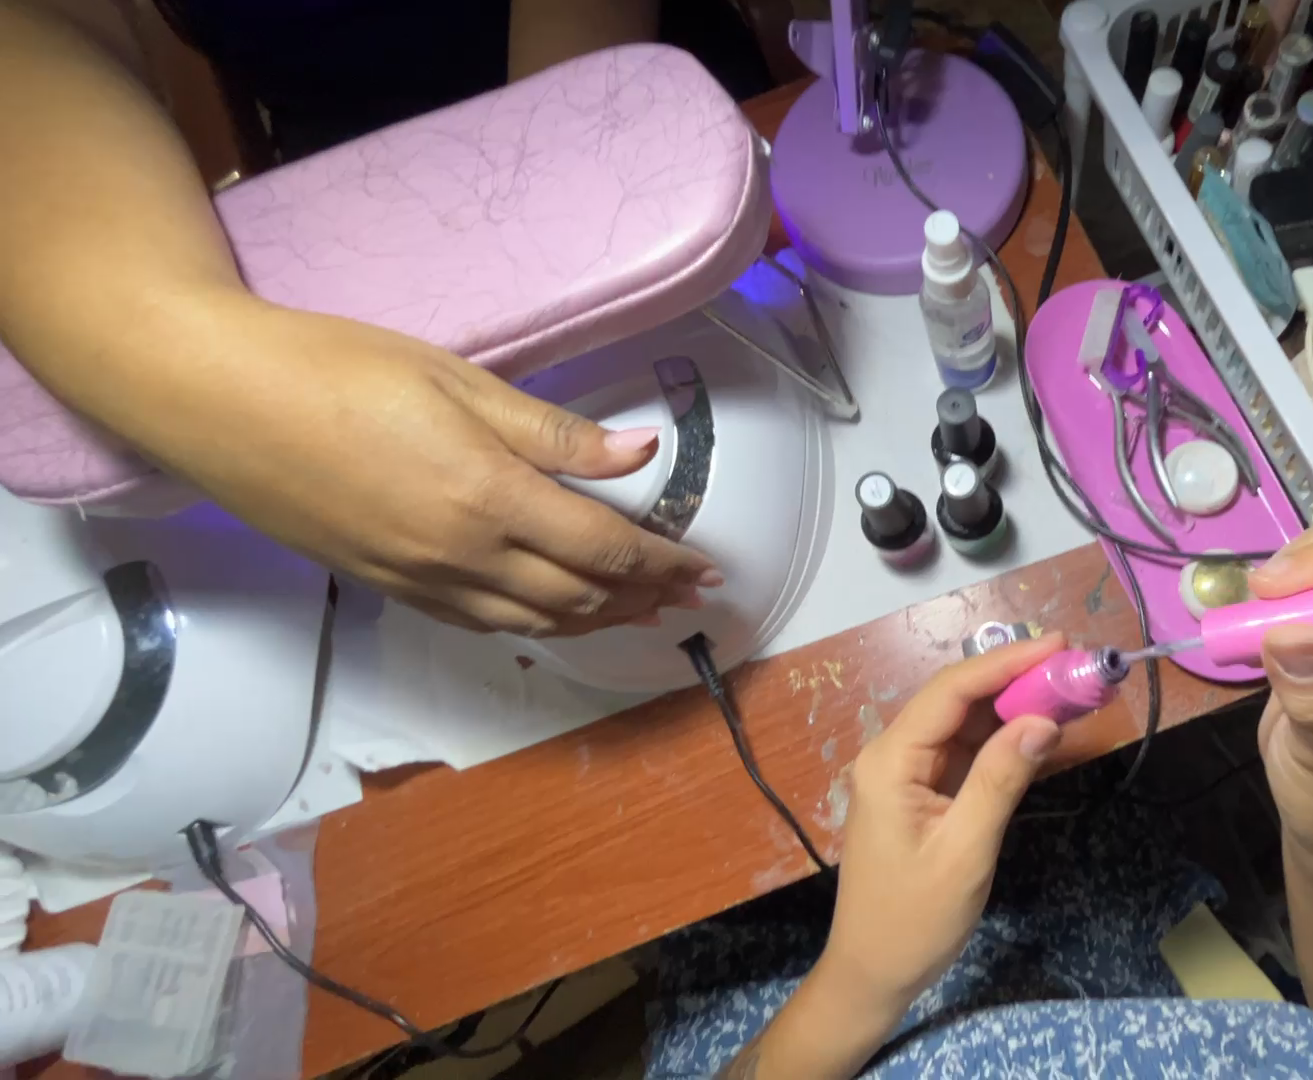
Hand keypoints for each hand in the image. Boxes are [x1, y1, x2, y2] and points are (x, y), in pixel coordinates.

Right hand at [114, 291, 720, 634]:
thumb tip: (642, 451)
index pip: (610, 548)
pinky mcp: (391, 588)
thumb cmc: (342, 371)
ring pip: (541, 621)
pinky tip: (565, 616)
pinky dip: (544, 625)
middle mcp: (464, 556)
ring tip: (646, 611)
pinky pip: (487, 623)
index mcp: (492, 500)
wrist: (206, 392)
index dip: (667, 563)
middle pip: (584, 595)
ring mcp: (424, 580)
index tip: (706, 569)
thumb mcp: (465, 385)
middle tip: (690, 593)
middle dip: (648, 596)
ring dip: (604, 620)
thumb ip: (559, 433)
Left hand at [819, 636, 1066, 1009]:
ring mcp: (909, 769)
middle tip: (1072, 666)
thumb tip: (1043, 720)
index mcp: (891, 759)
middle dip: (1015, 677)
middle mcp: (895, 752)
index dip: (1005, 662)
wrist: (872, 973)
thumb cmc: (913, 919)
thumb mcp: (964, 852)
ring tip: (1066, 689)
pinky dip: (1003, 737)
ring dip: (1013, 704)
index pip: (952, 691)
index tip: (1058, 644)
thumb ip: (1000, 780)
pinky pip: (966, 749)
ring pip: (966, 720)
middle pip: (959, 698)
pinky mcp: (924, 788)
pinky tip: (1039, 727)